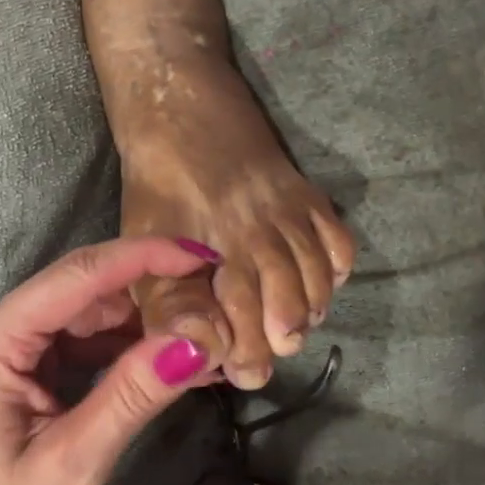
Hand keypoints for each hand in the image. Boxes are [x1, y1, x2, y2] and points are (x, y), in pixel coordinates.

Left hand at [0, 237, 214, 484]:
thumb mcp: (72, 461)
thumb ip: (131, 396)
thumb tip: (196, 342)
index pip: (77, 276)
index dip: (143, 256)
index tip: (205, 254)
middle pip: (82, 291)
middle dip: (150, 293)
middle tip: (216, 304)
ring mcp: (3, 347)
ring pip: (84, 316)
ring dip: (141, 325)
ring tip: (204, 336)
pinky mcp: (16, 369)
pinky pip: (75, 343)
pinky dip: (120, 351)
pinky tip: (166, 361)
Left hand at [118, 51, 355, 389]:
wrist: (180, 111)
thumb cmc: (156, 187)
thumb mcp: (145, 247)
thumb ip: (169, 303)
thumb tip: (199, 349)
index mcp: (221, 250)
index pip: (249, 322)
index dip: (249, 356)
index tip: (244, 373)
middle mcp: (266, 234)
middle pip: (291, 307)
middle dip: (279, 340)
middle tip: (266, 350)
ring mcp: (293, 212)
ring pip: (318, 280)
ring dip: (307, 311)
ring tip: (290, 326)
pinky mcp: (309, 194)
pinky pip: (339, 242)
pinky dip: (334, 271)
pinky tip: (316, 284)